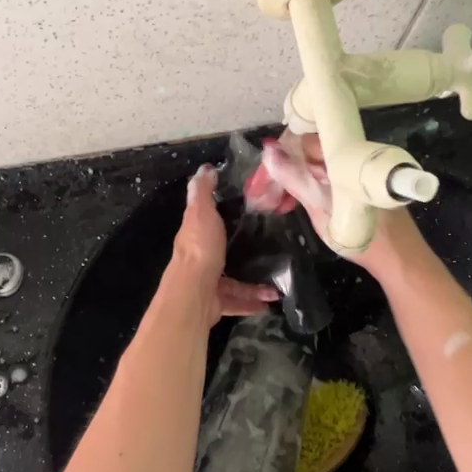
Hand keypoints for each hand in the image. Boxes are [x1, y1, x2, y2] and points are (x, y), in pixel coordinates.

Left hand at [167, 165, 278, 317]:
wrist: (193, 292)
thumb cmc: (200, 248)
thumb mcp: (201, 212)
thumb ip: (203, 192)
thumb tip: (205, 169)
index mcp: (196, 235)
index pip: (209, 223)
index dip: (224, 218)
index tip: (249, 214)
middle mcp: (200, 259)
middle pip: (223, 254)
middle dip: (244, 255)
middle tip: (270, 252)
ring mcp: (207, 282)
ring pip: (233, 282)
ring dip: (255, 284)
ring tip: (277, 285)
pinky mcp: (215, 303)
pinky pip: (237, 302)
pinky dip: (252, 302)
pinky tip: (270, 302)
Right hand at [261, 134, 424, 280]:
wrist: (399, 258)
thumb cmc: (361, 235)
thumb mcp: (321, 210)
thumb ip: (295, 181)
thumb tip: (271, 155)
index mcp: (346, 157)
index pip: (308, 140)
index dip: (284, 152)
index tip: (266, 171)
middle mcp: (352, 158)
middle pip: (311, 154)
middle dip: (286, 169)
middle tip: (265, 192)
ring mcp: (355, 173)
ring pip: (317, 168)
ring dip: (296, 181)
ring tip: (276, 202)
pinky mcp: (357, 187)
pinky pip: (327, 179)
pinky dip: (309, 188)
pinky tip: (293, 203)